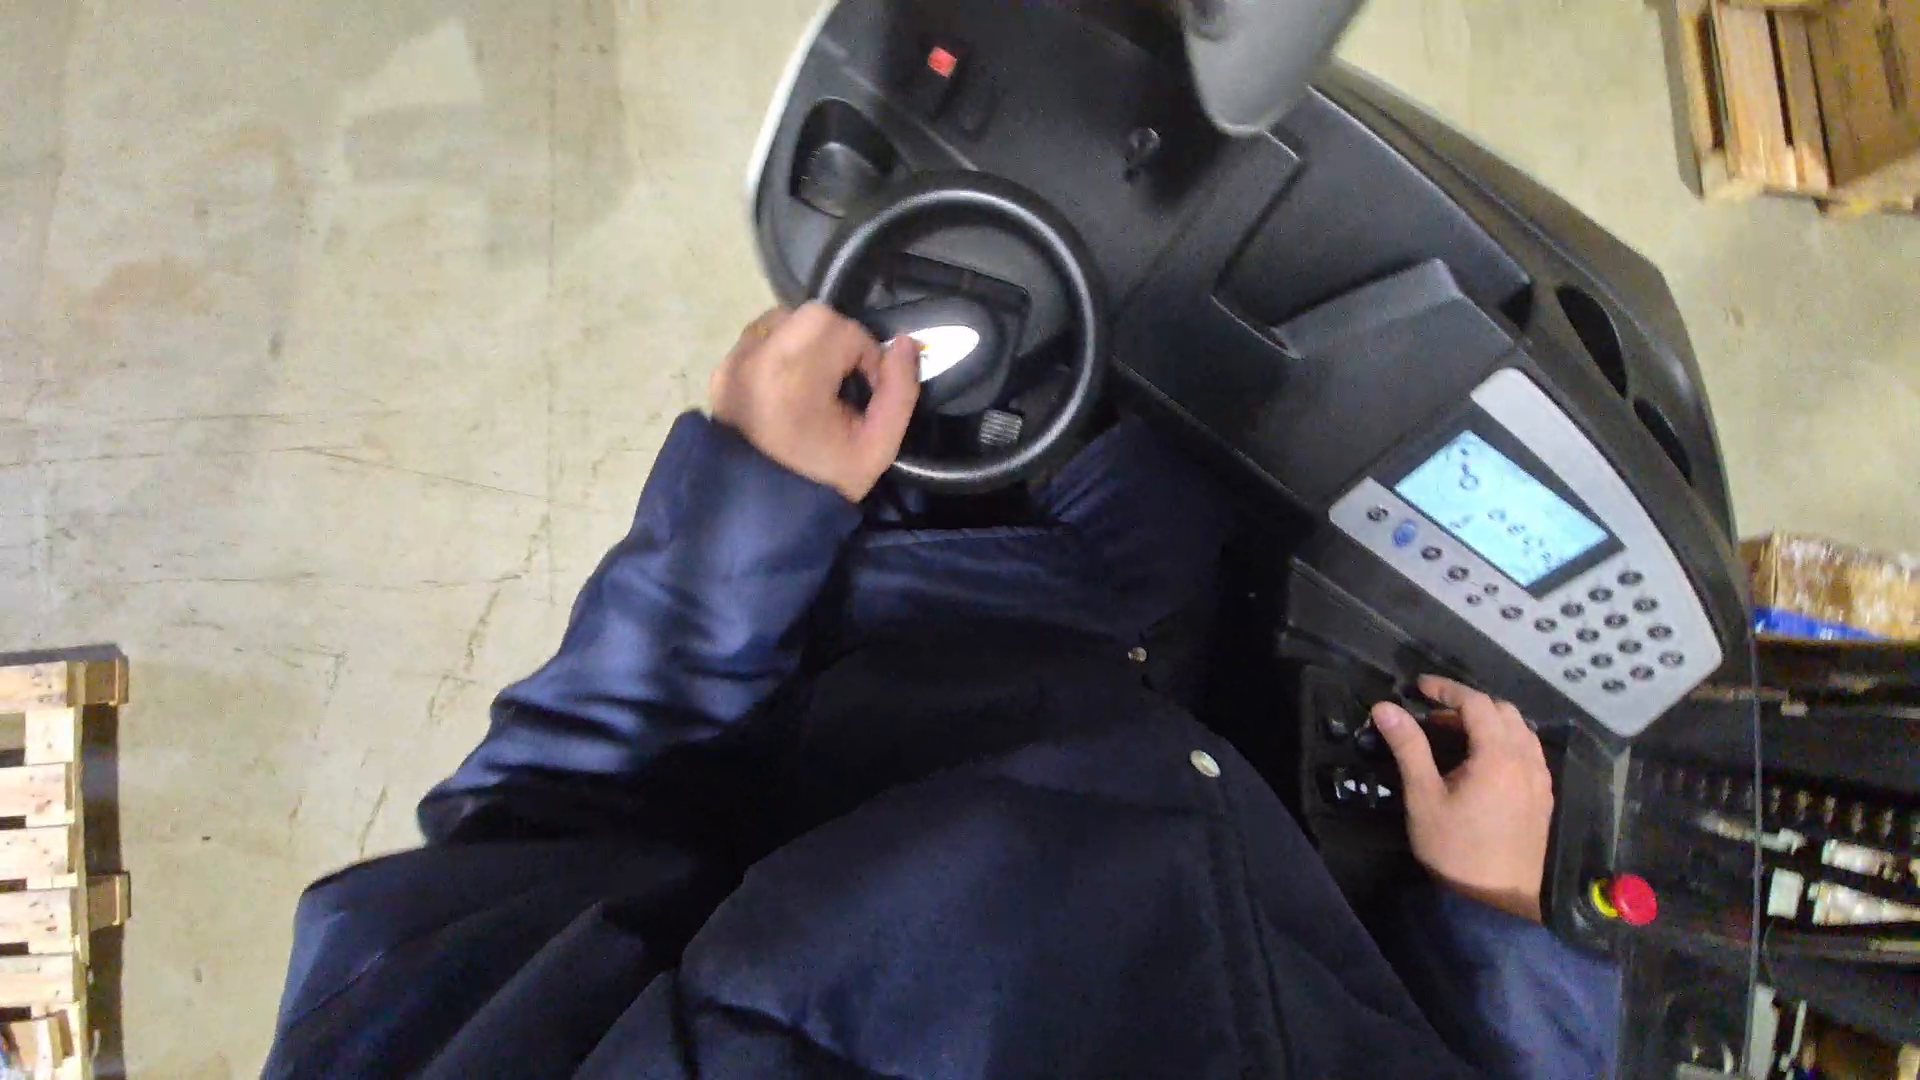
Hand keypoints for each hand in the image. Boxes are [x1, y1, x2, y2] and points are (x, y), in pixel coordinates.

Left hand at [709, 304, 920, 502]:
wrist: (761, 512)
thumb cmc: (825, 481)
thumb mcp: (878, 448)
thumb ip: (900, 393)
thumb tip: (905, 345)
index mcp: (794, 379)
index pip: (844, 330)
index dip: (867, 354)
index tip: (868, 390)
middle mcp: (756, 360)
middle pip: (813, 315)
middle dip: (840, 339)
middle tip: (846, 381)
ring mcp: (733, 364)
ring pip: (783, 319)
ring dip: (810, 340)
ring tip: (818, 381)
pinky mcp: (721, 372)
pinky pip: (760, 338)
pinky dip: (782, 349)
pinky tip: (791, 386)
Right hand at [1371, 675, 1553, 921]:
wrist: (1495, 901)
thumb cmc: (1453, 847)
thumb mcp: (1422, 795)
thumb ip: (1408, 747)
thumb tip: (1385, 708)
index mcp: (1499, 759)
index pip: (1478, 704)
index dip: (1448, 689)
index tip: (1418, 687)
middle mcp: (1527, 764)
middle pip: (1504, 712)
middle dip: (1468, 702)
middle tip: (1432, 712)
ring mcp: (1540, 782)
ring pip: (1521, 731)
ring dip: (1488, 720)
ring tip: (1453, 732)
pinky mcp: (1542, 798)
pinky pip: (1529, 752)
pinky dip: (1504, 740)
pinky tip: (1479, 758)